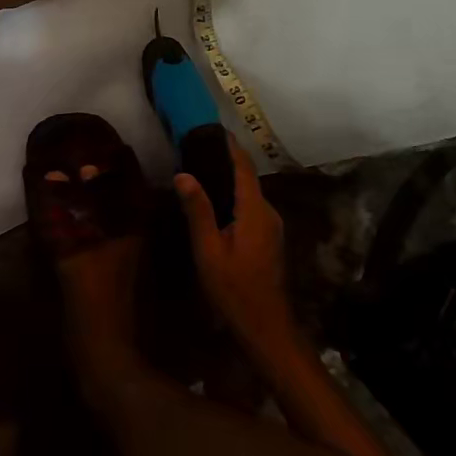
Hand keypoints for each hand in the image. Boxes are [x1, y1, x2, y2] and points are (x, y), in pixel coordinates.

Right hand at [174, 139, 295, 348]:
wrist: (266, 326)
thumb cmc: (234, 288)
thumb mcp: (209, 250)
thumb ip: (198, 210)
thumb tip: (183, 174)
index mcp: (255, 210)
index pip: (244, 167)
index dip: (229, 146)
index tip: (212, 129)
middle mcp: (268, 212)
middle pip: (247, 177)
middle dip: (225, 160)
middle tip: (196, 149)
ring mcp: (272, 226)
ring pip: (249, 193)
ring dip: (229, 180)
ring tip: (201, 171)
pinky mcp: (269, 238)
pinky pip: (251, 207)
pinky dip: (234, 197)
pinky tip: (215, 204)